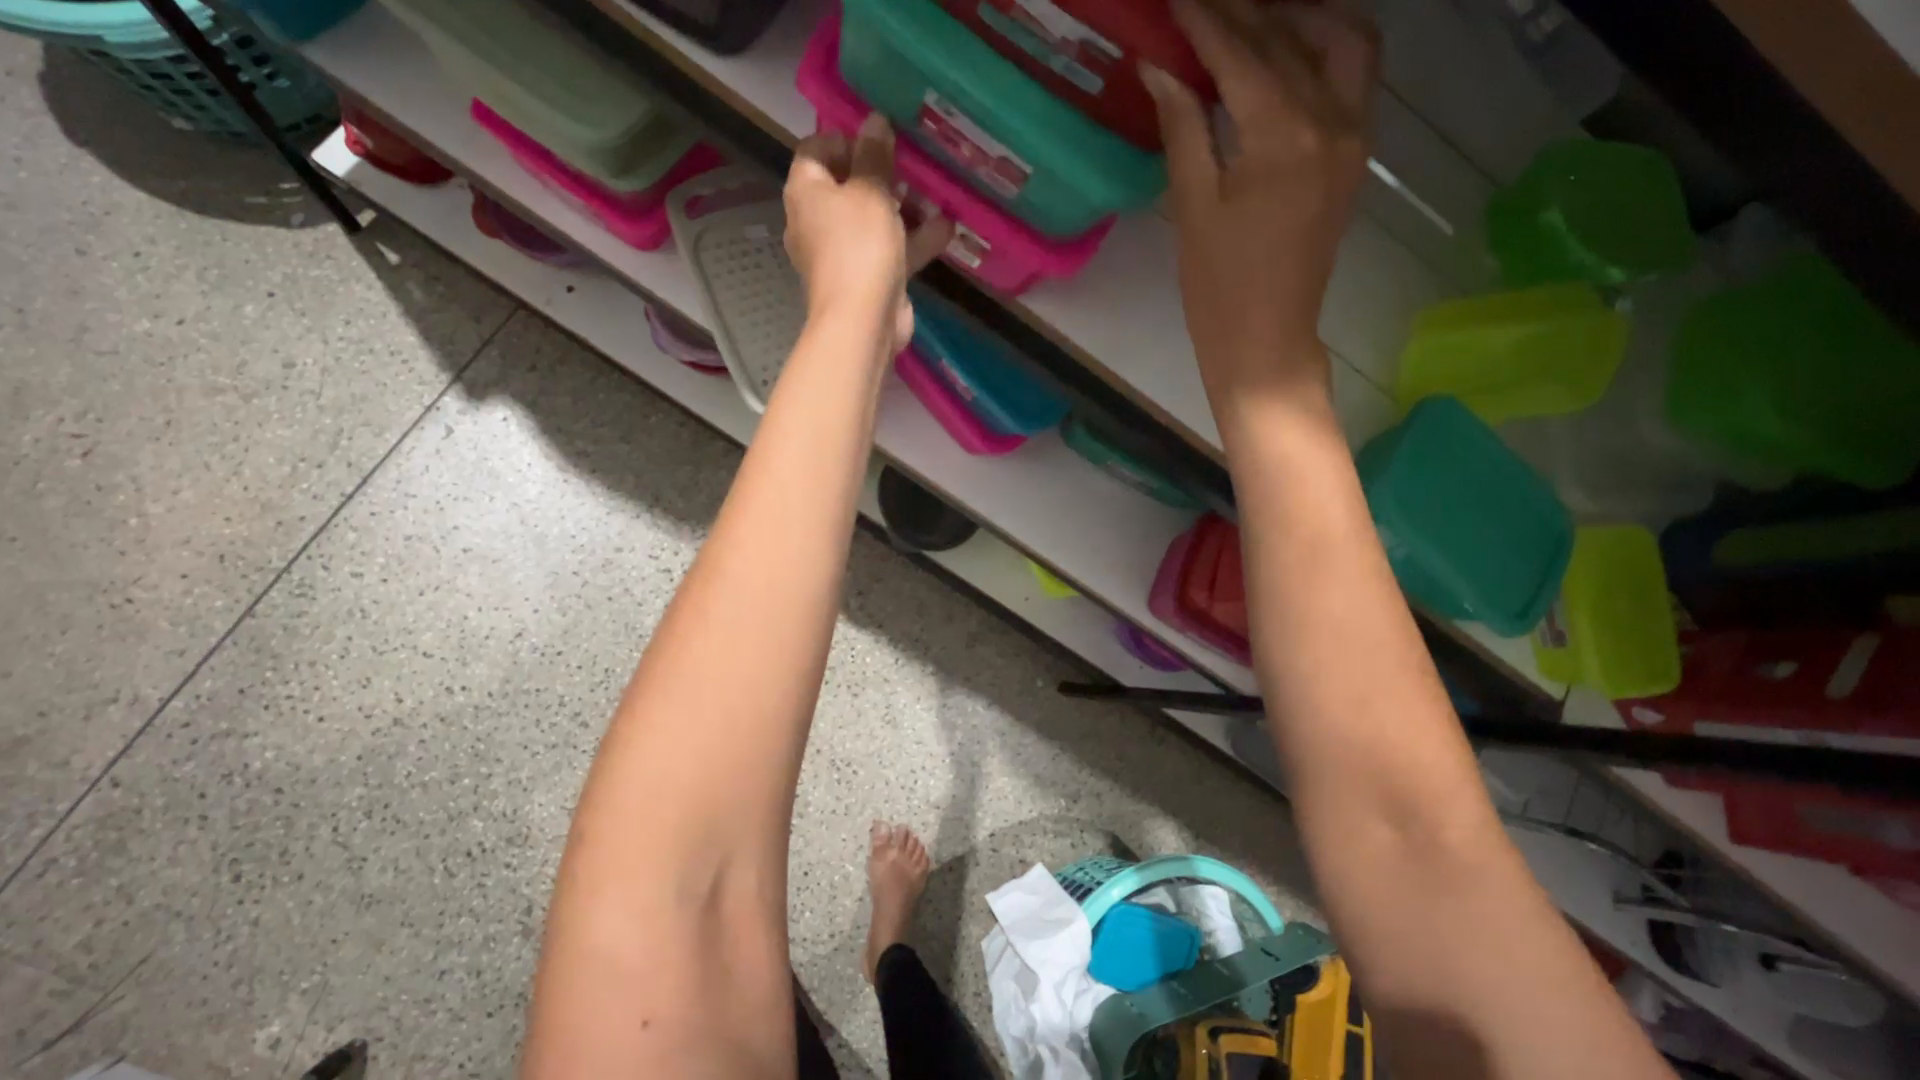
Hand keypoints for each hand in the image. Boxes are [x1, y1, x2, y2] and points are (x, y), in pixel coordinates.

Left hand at [784, 113, 954, 355]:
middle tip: (911, 162)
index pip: (814, 151)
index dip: (842, 138)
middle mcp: (816, 221)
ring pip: (872, 220)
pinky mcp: (866, 278)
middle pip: (845, 186)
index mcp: (805, 193)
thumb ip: (875, 156)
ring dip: (903, 207)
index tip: (876, 137)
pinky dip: (913, 240)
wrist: (862, 320)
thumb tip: (875, 121)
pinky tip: (946, 228)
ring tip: (933, 192)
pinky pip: (889, 250)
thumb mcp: (871, 192)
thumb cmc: (859, 245)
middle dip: (880, 174)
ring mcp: (841, 253)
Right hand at [1144, 0, 1379, 408]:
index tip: (1175, 0)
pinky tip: (1290, 45)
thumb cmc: (1218, 283)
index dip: (1203, 20)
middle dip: (1242, 11)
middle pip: (1289, 37)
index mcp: (1284, 136)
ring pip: (1341, 40)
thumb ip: (1183, 124)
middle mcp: (1332, 120)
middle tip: (1201, 6)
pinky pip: (1357, 73)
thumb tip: (1160, 64)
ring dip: (1298, 16)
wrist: (1267, 338)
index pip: (1242, 53)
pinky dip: (1326, 44)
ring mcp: (1355, 133)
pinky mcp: (1358, 150)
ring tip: (1251, 14)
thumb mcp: (1192, 202)